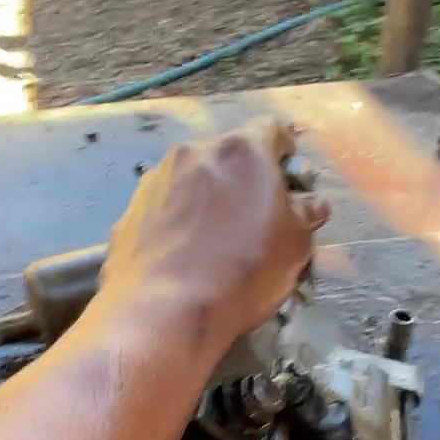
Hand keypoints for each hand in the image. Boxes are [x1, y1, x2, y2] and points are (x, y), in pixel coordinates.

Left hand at [98, 117, 330, 350]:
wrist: (166, 311)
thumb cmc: (244, 272)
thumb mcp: (294, 247)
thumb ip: (304, 217)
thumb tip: (311, 204)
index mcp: (241, 151)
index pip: (272, 129)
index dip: (286, 152)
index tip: (289, 178)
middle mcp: (193, 153)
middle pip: (227, 156)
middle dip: (243, 180)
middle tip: (253, 218)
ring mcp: (154, 181)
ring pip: (190, 182)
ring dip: (205, 201)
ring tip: (213, 243)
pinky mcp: (128, 214)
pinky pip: (162, 212)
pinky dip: (175, 226)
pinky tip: (181, 259)